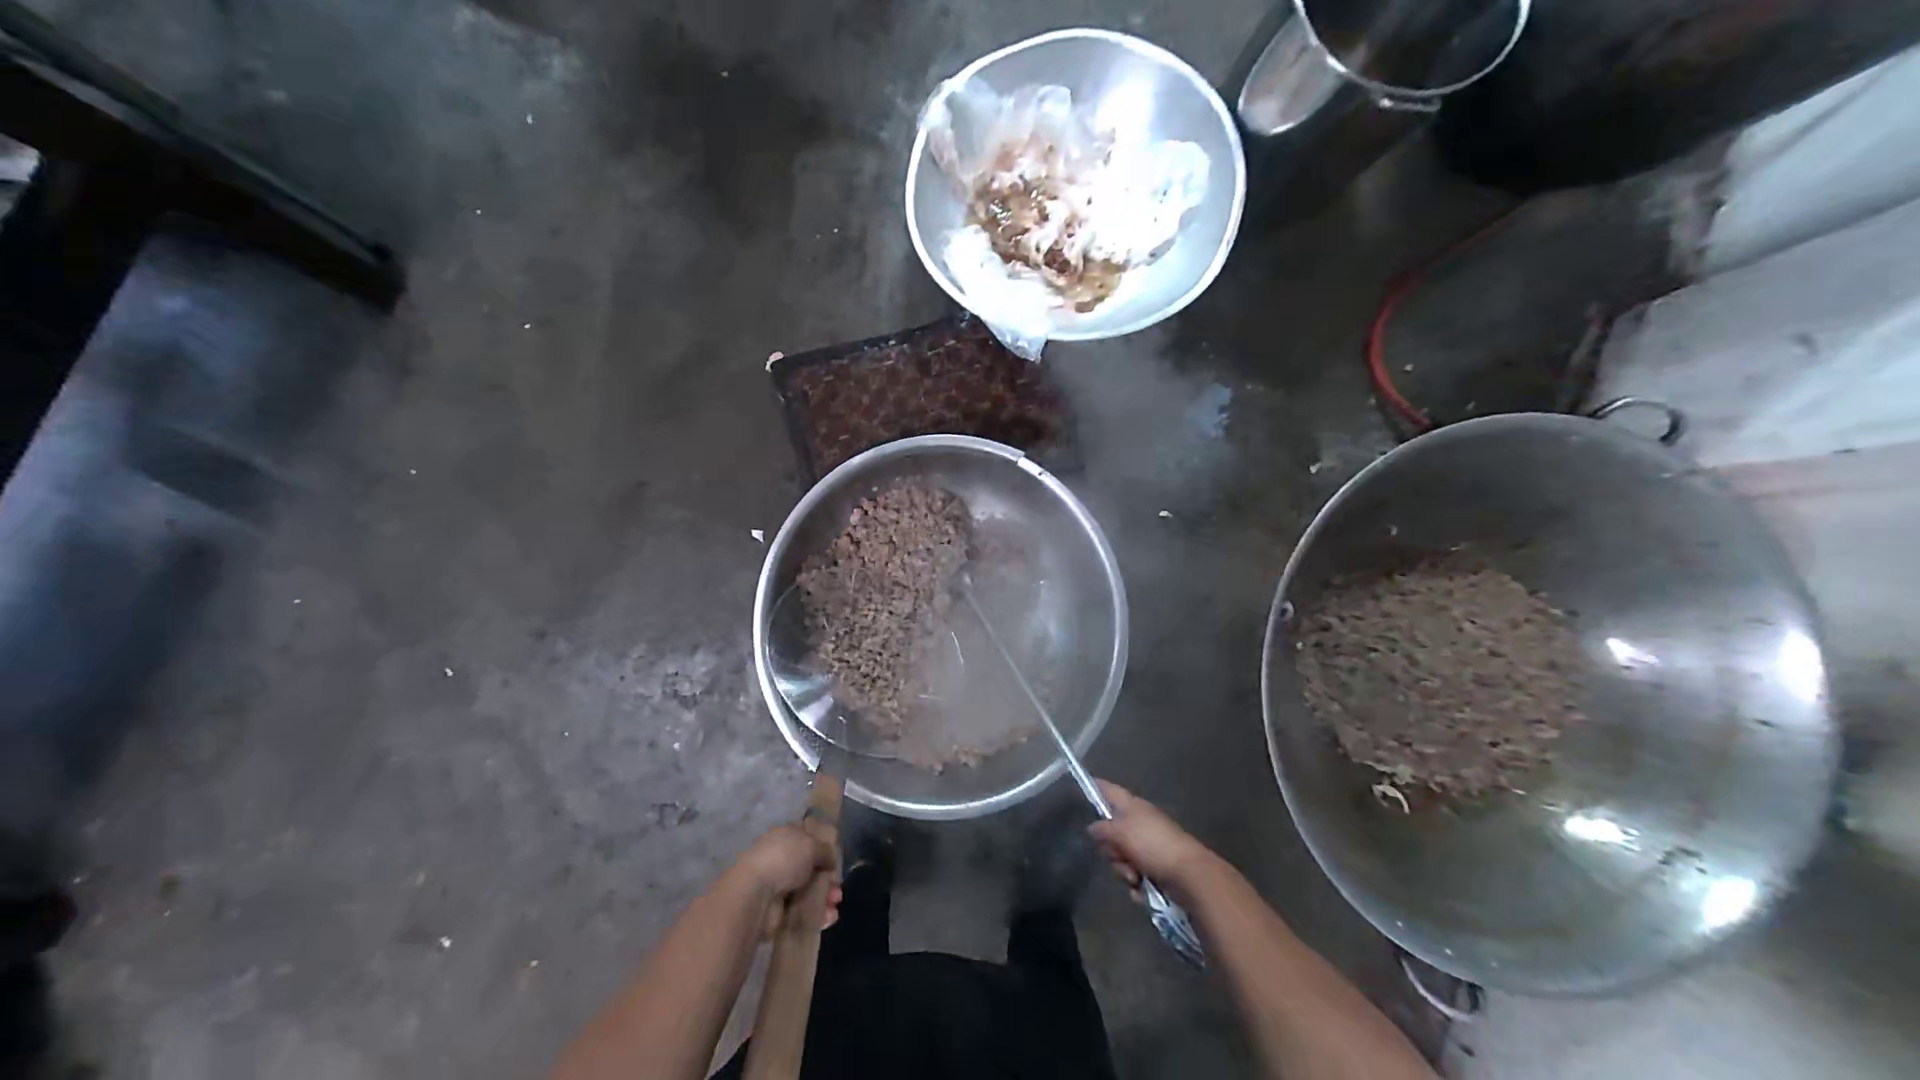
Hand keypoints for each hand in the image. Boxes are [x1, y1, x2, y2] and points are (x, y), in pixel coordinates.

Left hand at [735, 824, 841, 930]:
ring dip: (825, 897)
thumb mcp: (811, 845)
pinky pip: (802, 911)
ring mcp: (778, 885)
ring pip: (808, 891)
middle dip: (827, 878)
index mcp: (785, 837)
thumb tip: (830, 861)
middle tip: (837, 888)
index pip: (806, 838)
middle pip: (810, 868)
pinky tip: (829, 918)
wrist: (754, 895)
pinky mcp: (777, 910)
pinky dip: (817, 915)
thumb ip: (826, 851)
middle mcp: (781, 859)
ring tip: (834, 904)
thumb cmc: (783, 860)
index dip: (823, 848)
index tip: (835, 860)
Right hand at [1087, 780, 1214, 893]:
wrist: (1189, 875)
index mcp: (1133, 806)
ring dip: (1123, 870)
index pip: (1108, 790)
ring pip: (1120, 857)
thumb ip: (1102, 829)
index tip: (1079, 789)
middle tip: (1119, 855)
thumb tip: (1092, 828)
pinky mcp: (1155, 868)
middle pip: (1110, 832)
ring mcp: (1148, 846)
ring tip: (1135, 877)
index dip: (1094, 787)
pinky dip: (1136, 884)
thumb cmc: (1154, 845)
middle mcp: (1139, 823)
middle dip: (1111, 849)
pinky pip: (1134, 874)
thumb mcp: (1121, 832)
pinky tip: (1141, 888)